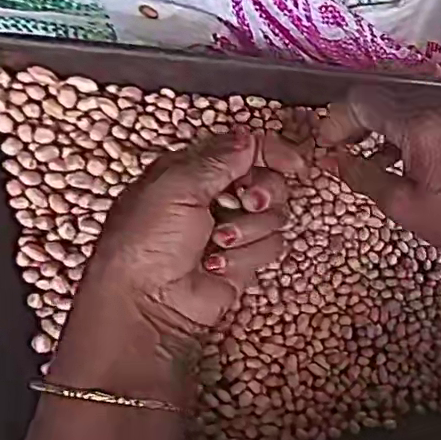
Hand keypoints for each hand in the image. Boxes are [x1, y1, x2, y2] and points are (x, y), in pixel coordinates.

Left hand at [52, 127, 303, 396]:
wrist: (149, 300)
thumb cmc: (146, 242)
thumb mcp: (175, 188)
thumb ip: (217, 161)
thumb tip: (248, 138)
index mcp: (193, 172)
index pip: (244, 150)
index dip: (271, 153)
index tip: (293, 163)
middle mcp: (217, 198)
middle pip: (269, 183)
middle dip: (264, 194)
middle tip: (247, 203)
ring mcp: (235, 229)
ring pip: (275, 217)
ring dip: (249, 230)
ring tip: (219, 243)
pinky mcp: (247, 259)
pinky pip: (271, 246)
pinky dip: (247, 256)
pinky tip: (218, 264)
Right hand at [317, 89, 440, 283]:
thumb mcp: (399, 203)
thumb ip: (362, 176)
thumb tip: (332, 161)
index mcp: (418, 126)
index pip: (364, 104)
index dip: (337, 120)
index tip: (324, 144)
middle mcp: (431, 114)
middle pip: (378, 98)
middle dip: (350, 118)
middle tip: (334, 143)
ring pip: (393, 107)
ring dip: (368, 125)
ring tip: (351, 151)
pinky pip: (409, 121)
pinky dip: (389, 133)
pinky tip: (378, 160)